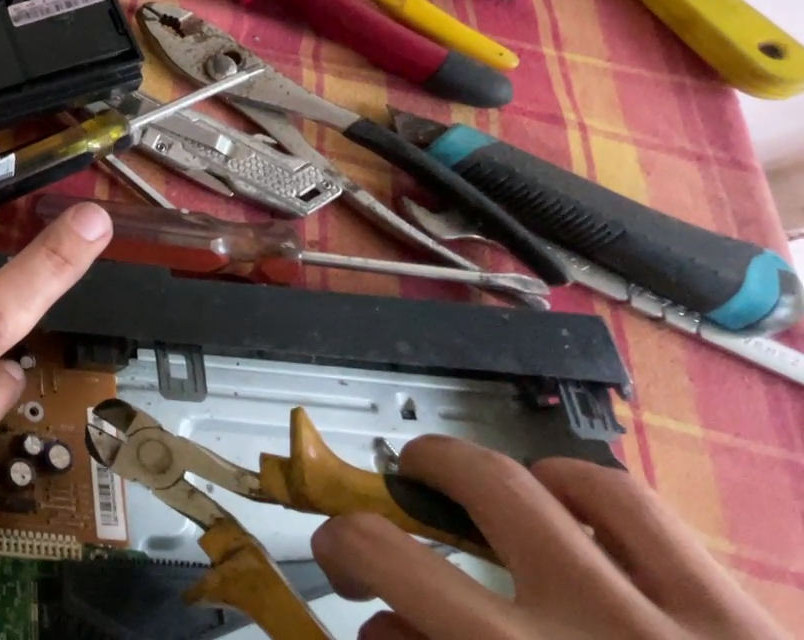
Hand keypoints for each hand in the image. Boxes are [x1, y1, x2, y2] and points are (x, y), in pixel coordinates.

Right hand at [312, 437, 789, 639]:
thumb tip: (386, 623)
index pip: (388, 571)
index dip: (342, 547)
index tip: (340, 561)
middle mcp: (592, 637)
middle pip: (475, 489)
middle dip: (419, 469)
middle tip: (401, 492)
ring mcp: (684, 624)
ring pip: (562, 484)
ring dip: (502, 477)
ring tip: (487, 494)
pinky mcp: (751, 626)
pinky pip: (641, 511)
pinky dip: (583, 493)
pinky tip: (571, 519)